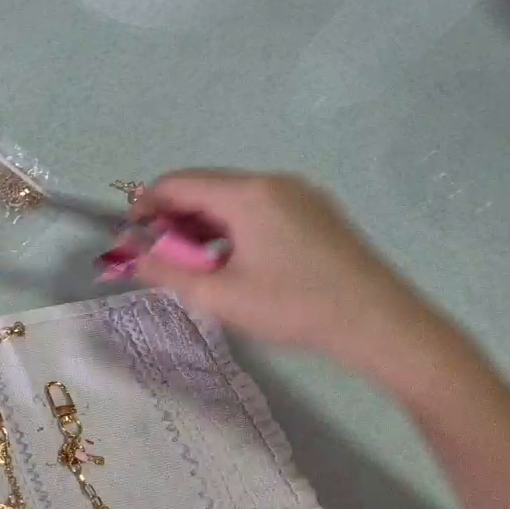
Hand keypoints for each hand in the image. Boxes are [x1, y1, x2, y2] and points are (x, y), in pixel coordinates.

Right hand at [125, 170, 450, 380]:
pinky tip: (231, 263)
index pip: (175, 184)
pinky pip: (256, 209)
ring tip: (194, 267)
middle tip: (160, 259)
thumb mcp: (216, 294)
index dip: (143, 208)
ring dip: (199, 226)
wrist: (382, 326)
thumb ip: (163, 269)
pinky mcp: (316, 212)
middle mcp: (273, 182)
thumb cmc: (293, 307)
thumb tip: (127, 253)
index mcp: (247, 194)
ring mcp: (300, 195)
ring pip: (229, 199)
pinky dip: (229, 229)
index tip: (130, 242)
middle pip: (202, 188)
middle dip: (171, 220)